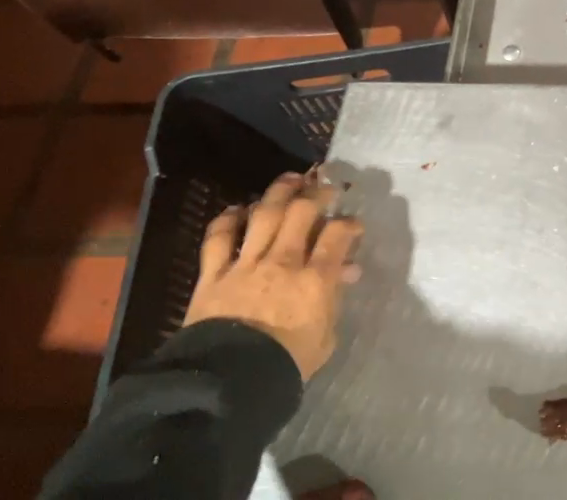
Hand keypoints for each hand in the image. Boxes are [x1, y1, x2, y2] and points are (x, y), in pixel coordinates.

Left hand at [185, 172, 362, 379]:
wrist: (228, 385)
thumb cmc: (286, 366)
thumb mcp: (325, 338)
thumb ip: (334, 301)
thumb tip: (344, 275)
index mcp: (315, 278)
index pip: (338, 234)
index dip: (349, 223)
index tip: (353, 225)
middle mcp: (283, 261)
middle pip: (302, 211)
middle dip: (317, 193)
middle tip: (325, 187)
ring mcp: (246, 264)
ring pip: (264, 214)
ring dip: (279, 192)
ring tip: (290, 180)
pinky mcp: (213, 275)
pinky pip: (219, 238)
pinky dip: (228, 219)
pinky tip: (238, 209)